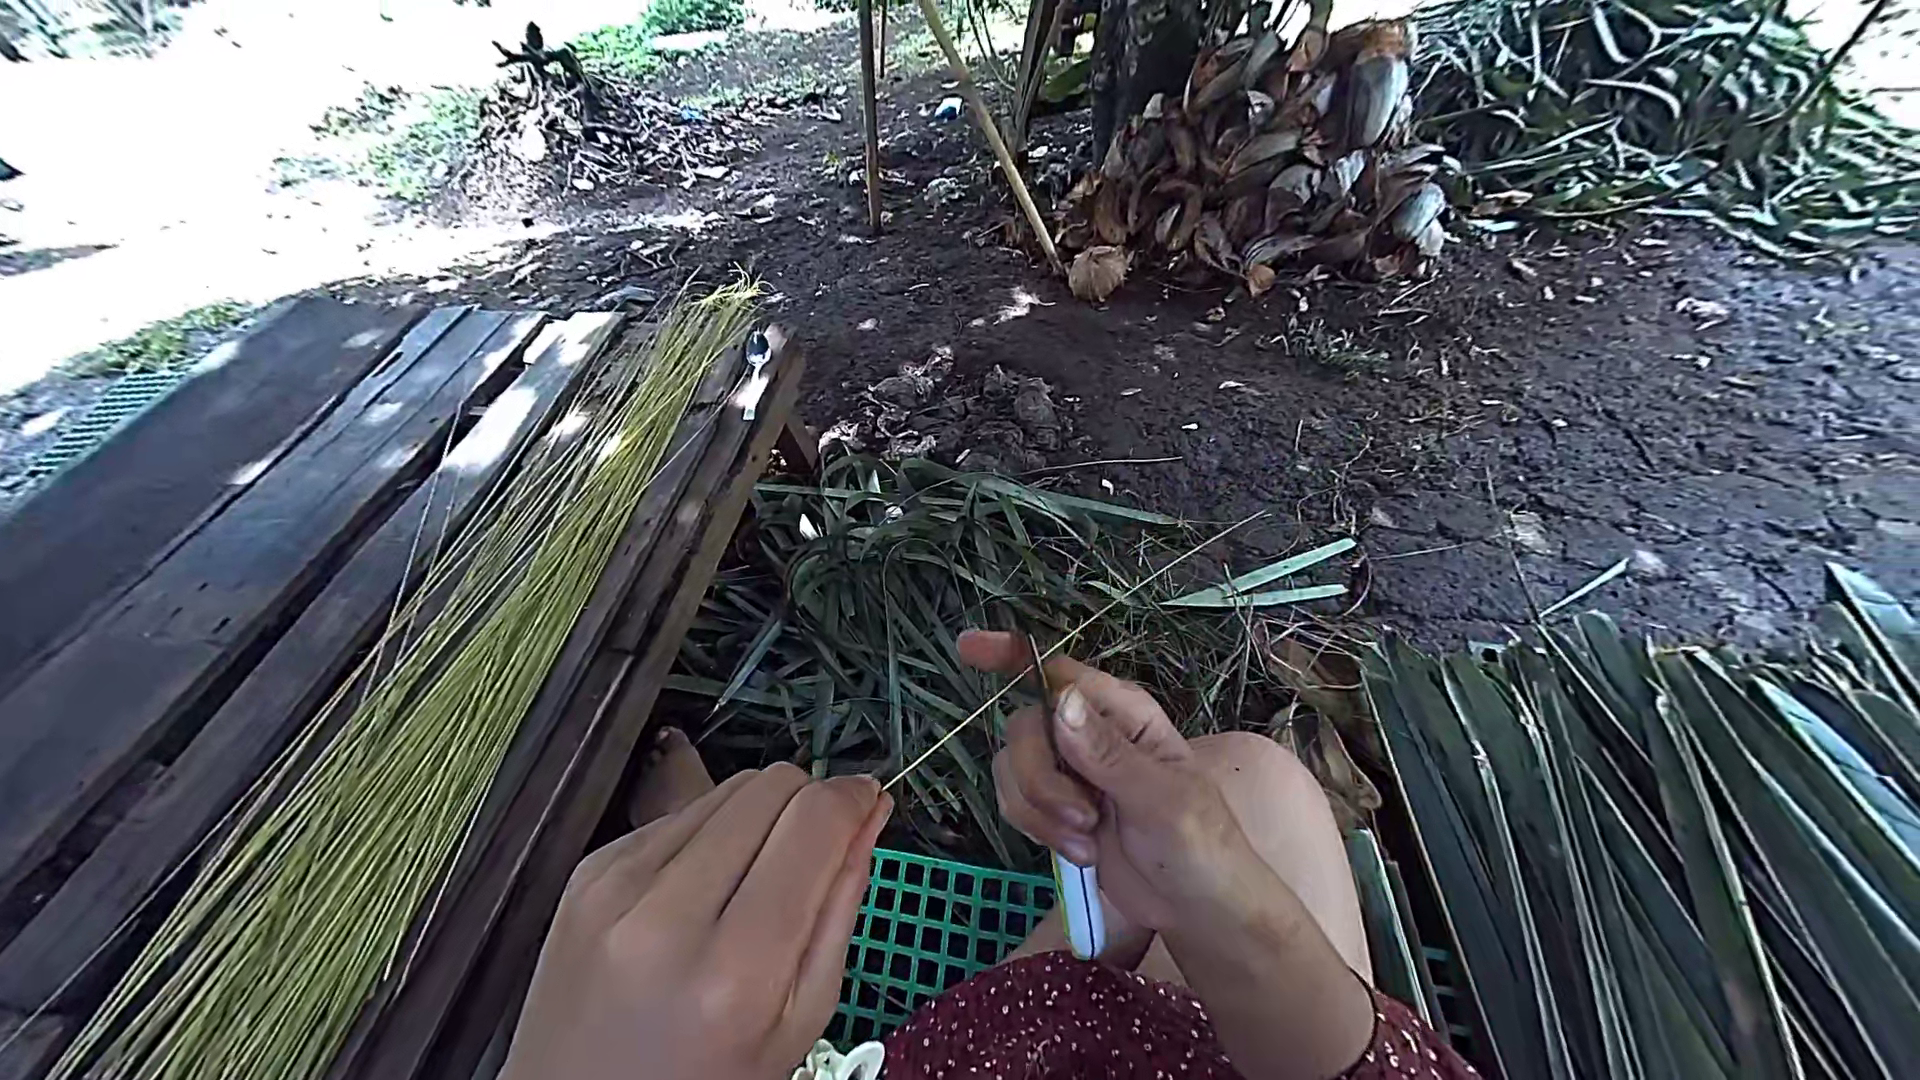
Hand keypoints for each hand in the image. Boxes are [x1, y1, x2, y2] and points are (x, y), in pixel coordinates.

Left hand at [500, 765, 891, 1079]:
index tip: (868, 798)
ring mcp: (619, 883)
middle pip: (775, 784)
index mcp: (735, 970)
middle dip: (811, 801)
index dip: (853, 795)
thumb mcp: (803, 1014)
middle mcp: (668, 915)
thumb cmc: (711, 1075)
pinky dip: (717, 828)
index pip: (814, 821)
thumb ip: (845, 898)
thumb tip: (871, 805)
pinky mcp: (594, 865)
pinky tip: (707, 881)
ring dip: (763, 812)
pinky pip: (687, 806)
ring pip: (734, 785)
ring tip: (754, 872)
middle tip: (812, 847)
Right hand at [961, 630, 1375, 1079]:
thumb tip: (1059, 702)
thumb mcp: (1163, 799)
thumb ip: (1108, 753)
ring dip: (1039, 809)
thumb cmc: (1201, 845)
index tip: (967, 648)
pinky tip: (1078, 851)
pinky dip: (1035, 827)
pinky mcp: (1051, 804)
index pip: (1056, 671)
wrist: (1197, 911)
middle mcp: (1086, 729)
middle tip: (1081, 817)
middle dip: (1040, 777)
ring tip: (1086, 841)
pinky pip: (1013, 799)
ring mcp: (1066, 767)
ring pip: (1012, 765)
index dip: (1009, 654)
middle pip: (1024, 726)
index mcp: (1120, 711)